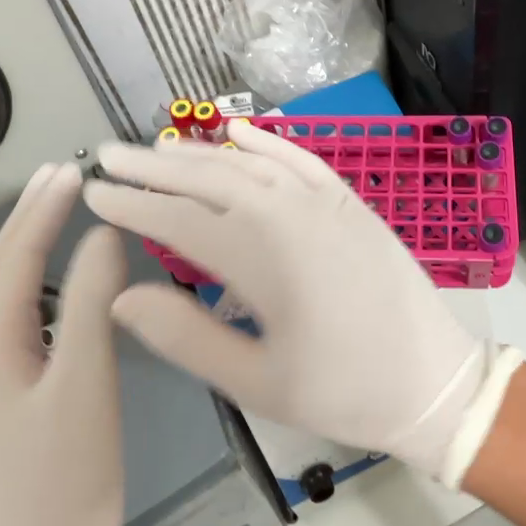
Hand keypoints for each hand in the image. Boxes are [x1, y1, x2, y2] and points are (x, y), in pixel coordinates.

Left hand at [0, 163, 124, 525]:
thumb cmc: (66, 484)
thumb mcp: (87, 389)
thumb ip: (95, 307)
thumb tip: (104, 236)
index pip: (11, 265)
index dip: (39, 213)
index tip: (70, 169)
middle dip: (25, 224)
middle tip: (58, 177)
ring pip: (5, 309)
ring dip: (29, 256)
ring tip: (58, 219)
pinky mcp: (4, 418)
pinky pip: (18, 334)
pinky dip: (38, 295)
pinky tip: (59, 297)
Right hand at [85, 120, 522, 486]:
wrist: (433, 380)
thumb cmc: (344, 391)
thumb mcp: (257, 383)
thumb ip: (187, 337)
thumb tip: (122, 296)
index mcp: (264, 259)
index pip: (180, 220)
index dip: (132, 205)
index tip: (93, 194)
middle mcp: (292, 215)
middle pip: (211, 178)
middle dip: (155, 166)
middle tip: (108, 156)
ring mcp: (327, 203)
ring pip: (251, 164)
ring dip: (202, 152)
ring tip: (157, 147)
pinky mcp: (352, 204)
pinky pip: (302, 160)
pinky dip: (267, 143)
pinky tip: (239, 134)